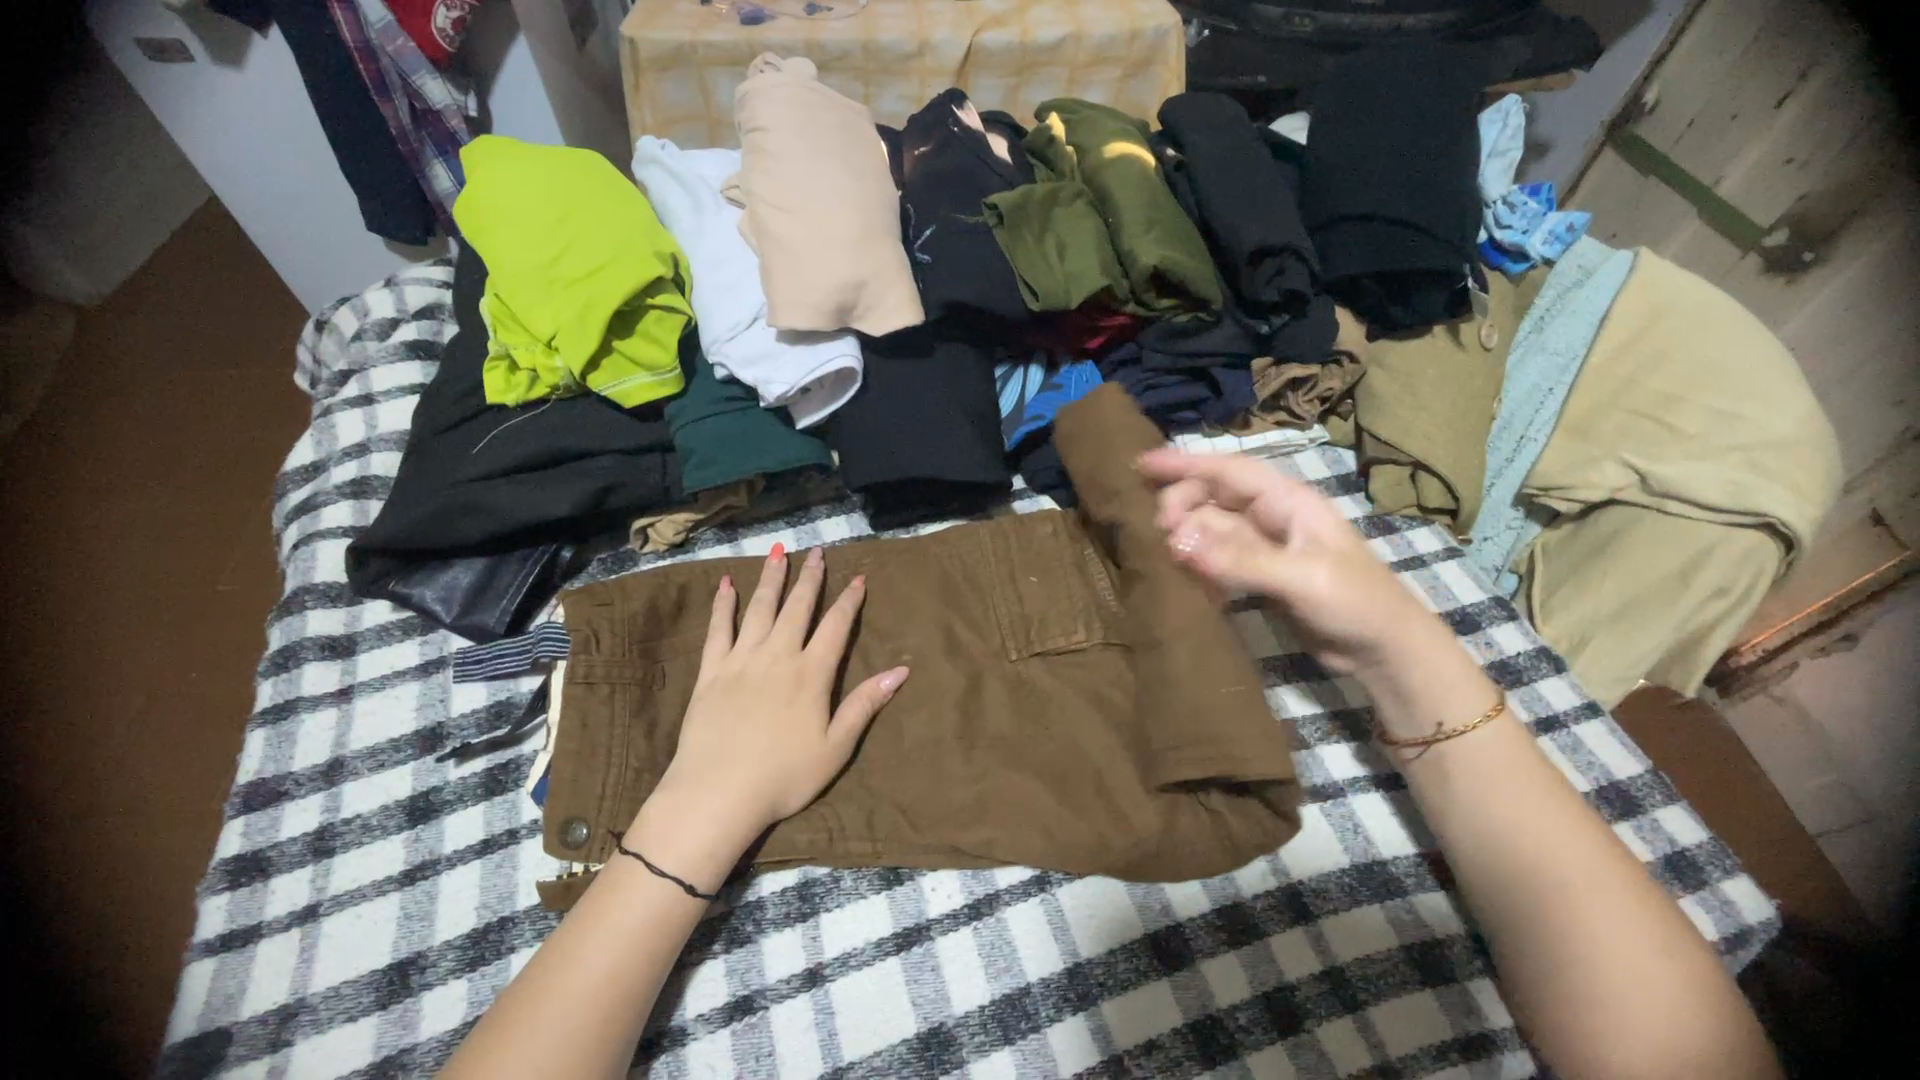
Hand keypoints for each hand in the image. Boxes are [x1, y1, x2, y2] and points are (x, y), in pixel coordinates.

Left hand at [650, 544, 908, 840]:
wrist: (717, 792)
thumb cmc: (784, 777)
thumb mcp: (836, 747)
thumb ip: (864, 705)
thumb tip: (900, 670)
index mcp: (811, 674)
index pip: (836, 627)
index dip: (848, 601)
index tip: (858, 578)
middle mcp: (778, 656)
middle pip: (797, 608)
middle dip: (809, 578)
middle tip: (816, 552)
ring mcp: (741, 660)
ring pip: (759, 609)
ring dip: (770, 579)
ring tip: (778, 552)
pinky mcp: (711, 672)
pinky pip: (718, 629)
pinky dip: (722, 605)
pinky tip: (725, 585)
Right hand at [1136, 448, 1444, 676]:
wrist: (1383, 650)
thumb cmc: (1354, 602)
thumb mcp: (1300, 578)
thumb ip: (1240, 560)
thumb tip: (1179, 543)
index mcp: (1289, 502)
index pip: (1228, 470)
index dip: (1185, 463)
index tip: (1142, 464)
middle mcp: (1273, 517)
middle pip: (1214, 496)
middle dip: (1182, 504)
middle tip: (1160, 531)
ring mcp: (1265, 547)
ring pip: (1212, 527)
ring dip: (1188, 536)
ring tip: (1168, 554)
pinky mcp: (1259, 576)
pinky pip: (1217, 558)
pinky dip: (1199, 562)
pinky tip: (1186, 576)